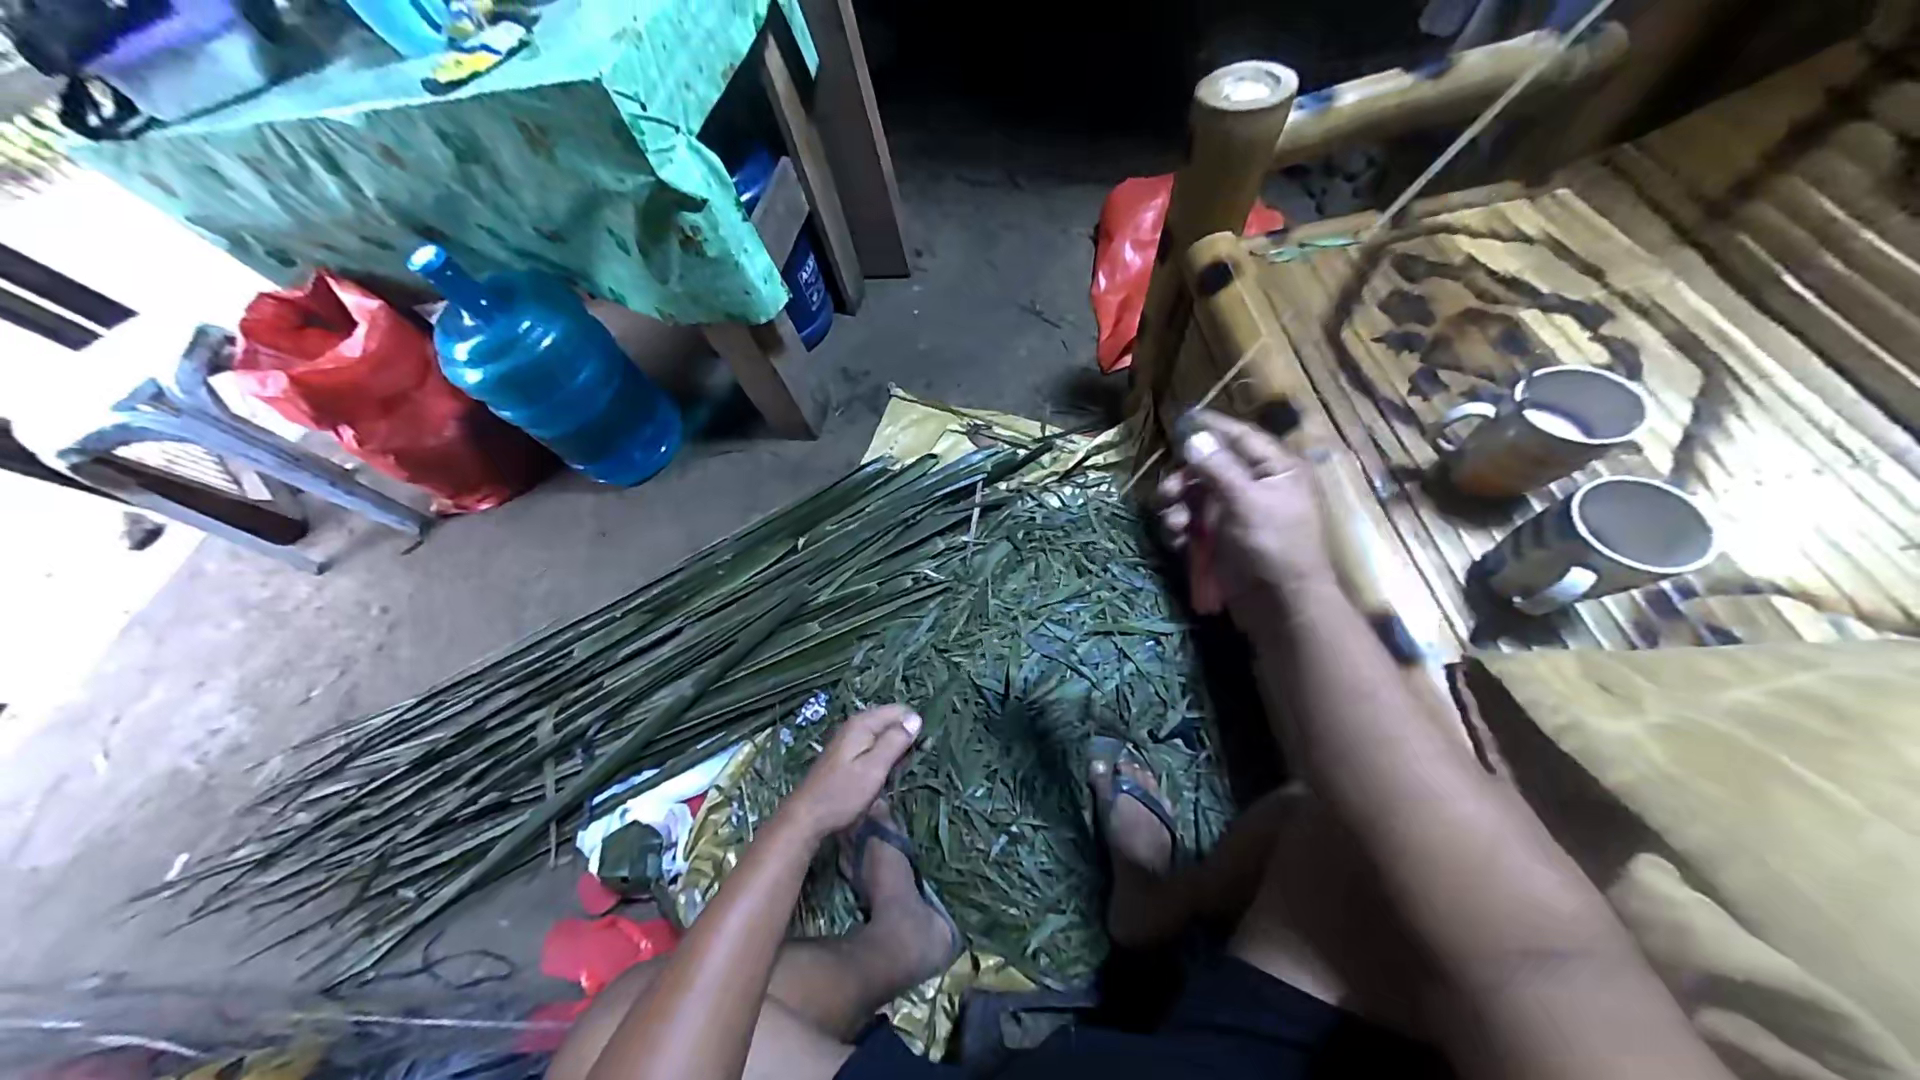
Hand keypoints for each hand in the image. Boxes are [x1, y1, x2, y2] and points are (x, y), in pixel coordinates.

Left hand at [779, 704, 921, 839]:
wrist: (806, 816)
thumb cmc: (842, 794)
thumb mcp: (874, 768)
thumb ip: (895, 741)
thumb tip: (916, 718)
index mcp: (862, 723)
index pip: (900, 711)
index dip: (913, 728)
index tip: (917, 752)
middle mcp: (856, 725)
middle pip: (891, 722)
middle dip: (904, 740)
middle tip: (905, 766)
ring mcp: (849, 739)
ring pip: (883, 736)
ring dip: (894, 752)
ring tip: (894, 773)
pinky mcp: (847, 754)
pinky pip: (873, 747)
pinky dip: (882, 759)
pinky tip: (882, 776)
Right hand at [1156, 410, 1334, 624]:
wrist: (1281, 607)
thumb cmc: (1273, 547)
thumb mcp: (1246, 501)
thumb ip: (1217, 467)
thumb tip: (1193, 436)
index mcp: (1275, 470)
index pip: (1239, 436)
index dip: (1210, 427)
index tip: (1180, 419)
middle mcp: (1256, 487)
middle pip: (1209, 468)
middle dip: (1184, 480)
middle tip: (1167, 494)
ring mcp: (1238, 515)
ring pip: (1196, 498)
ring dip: (1178, 509)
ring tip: (1175, 528)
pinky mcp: (1222, 540)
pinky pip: (1194, 525)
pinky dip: (1182, 531)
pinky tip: (1179, 543)